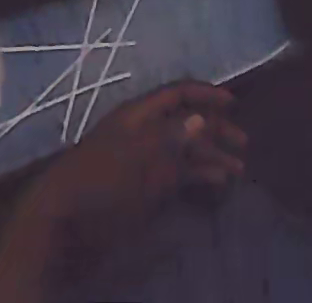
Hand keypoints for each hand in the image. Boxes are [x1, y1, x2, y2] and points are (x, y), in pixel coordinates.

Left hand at [0, 82, 246, 301]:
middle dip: (213, 127)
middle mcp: (145, 132)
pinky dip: (199, 174)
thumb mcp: (135, 155)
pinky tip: (218, 182)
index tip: (233, 102)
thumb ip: (169, 137)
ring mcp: (146, 159)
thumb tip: (200, 117)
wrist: (68, 217)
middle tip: (243, 143)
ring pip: (184, 149)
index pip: (175, 94)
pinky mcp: (145, 185)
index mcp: (138, 115)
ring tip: (237, 168)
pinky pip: (178, 173)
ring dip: (210, 154)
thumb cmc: (99, 178)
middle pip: (184, 121)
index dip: (203, 94)